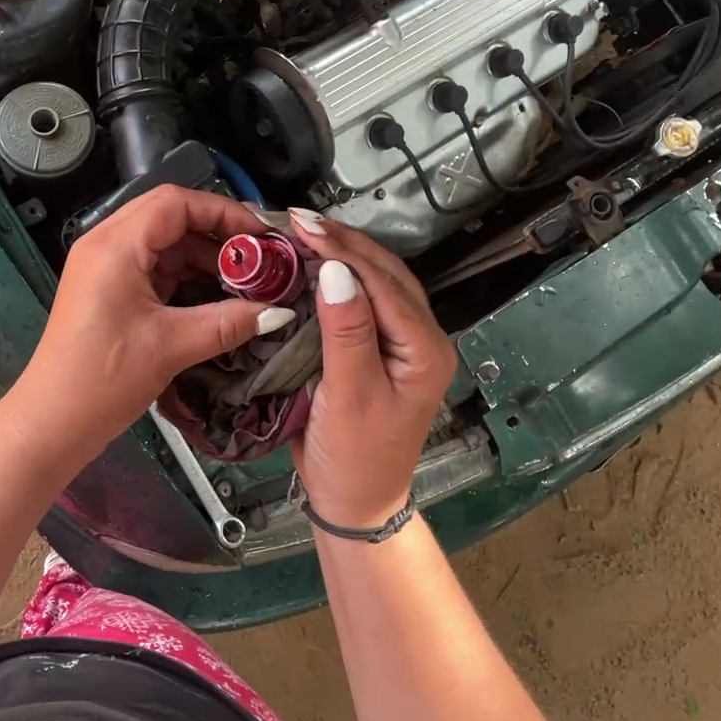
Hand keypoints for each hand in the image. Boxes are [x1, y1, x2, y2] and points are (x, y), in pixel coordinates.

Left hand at [5, 186, 295, 457]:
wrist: (51, 422)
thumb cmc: (102, 380)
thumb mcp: (172, 347)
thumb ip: (229, 323)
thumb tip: (279, 313)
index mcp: (115, 245)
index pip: (176, 202)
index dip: (224, 212)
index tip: (261, 238)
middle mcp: (105, 245)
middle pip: (170, 216)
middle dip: (218, 234)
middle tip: (258, 258)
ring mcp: (103, 267)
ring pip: (163, 242)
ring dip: (203, 256)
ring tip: (245, 281)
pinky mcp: (106, 289)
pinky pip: (152, 266)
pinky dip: (185, 275)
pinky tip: (216, 296)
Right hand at [286, 208, 457, 528]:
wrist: (353, 502)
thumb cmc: (355, 457)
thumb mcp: (349, 396)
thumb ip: (346, 333)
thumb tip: (337, 271)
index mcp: (425, 349)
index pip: (383, 284)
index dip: (342, 249)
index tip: (300, 224)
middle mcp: (420, 339)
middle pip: (384, 274)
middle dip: (342, 242)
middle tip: (295, 218)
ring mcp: (400, 344)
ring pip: (375, 283)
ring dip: (340, 254)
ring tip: (301, 231)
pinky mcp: (376, 350)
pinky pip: (360, 304)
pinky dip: (335, 279)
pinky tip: (311, 265)